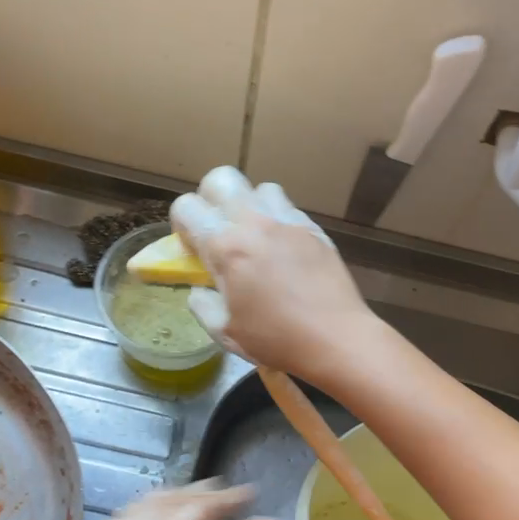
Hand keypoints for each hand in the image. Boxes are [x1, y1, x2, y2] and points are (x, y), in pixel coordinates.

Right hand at [171, 166, 382, 381]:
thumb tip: (200, 291)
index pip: (187, 208)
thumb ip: (204, 306)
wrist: (336, 339)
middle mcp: (256, 224)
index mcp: (226, 248)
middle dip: (211, 199)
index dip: (182, 226)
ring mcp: (288, 222)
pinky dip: (277, 222)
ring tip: (254, 239)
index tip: (192, 249)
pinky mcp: (314, 229)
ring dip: (249, 207)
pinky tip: (282, 251)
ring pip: (259, 189)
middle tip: (218, 231)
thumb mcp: (226, 333)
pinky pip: (288, 209)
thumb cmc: (277, 340)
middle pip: (221, 179)